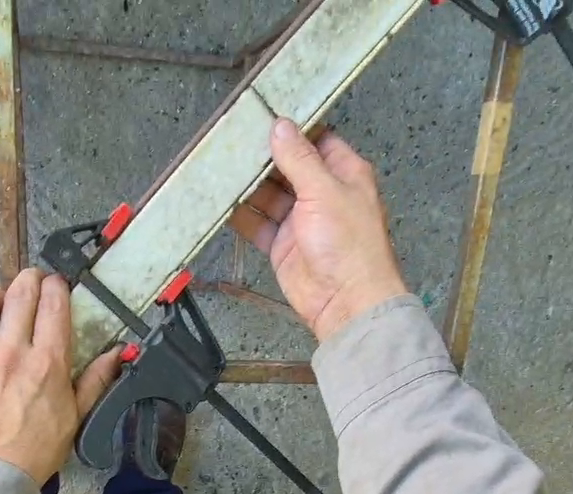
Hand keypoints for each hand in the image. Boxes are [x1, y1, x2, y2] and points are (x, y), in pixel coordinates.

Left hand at [0, 269, 121, 484]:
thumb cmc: (35, 449)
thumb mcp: (75, 416)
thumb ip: (96, 379)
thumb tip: (118, 352)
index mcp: (47, 363)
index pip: (53, 304)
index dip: (57, 287)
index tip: (57, 286)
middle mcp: (11, 351)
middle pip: (20, 291)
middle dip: (30, 279)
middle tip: (33, 284)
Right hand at [230, 119, 408, 342]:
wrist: (345, 301)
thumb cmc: (350, 246)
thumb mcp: (324, 191)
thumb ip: (299, 159)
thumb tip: (281, 127)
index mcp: (343, 174)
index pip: (315, 140)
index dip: (292, 128)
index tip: (264, 113)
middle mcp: (322, 194)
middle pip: (287, 166)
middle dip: (263, 155)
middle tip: (234, 138)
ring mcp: (301, 221)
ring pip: (269, 195)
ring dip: (248, 184)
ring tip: (223, 166)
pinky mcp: (283, 246)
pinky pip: (258, 225)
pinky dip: (242, 216)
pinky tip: (224, 202)